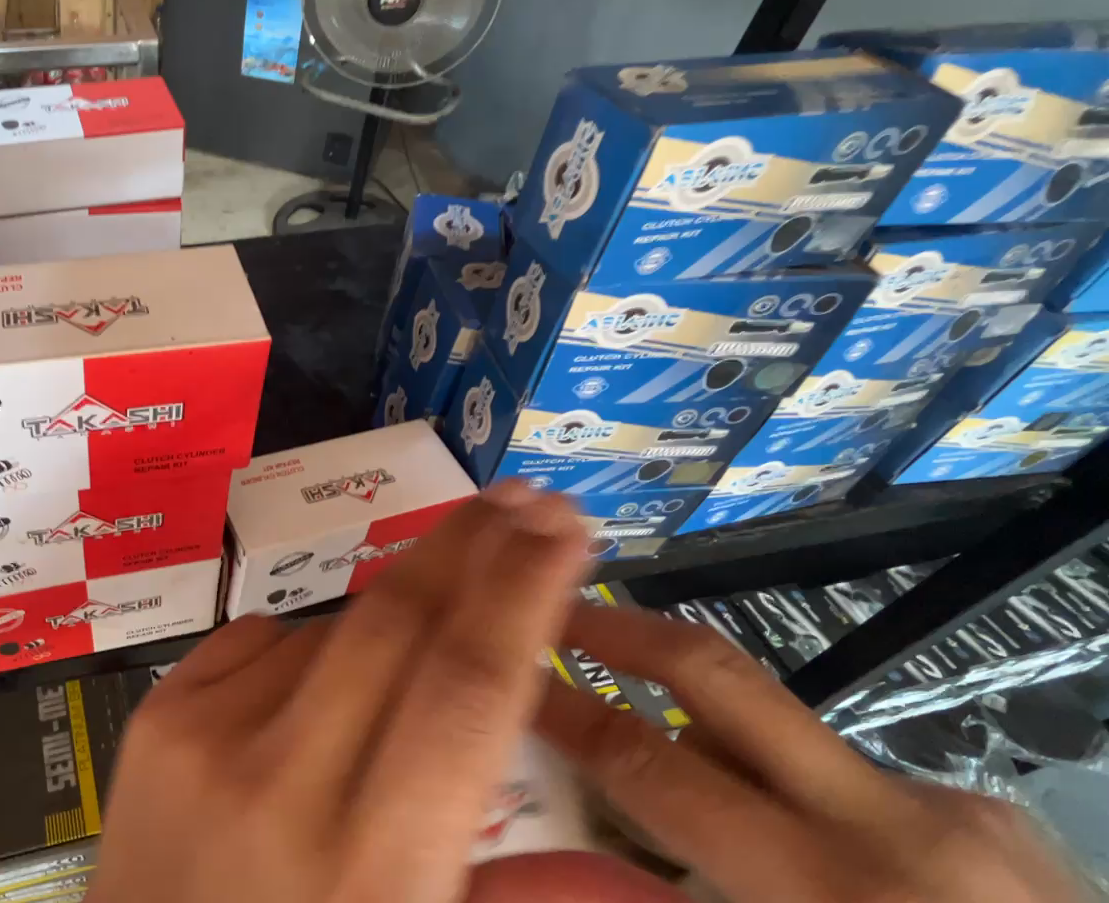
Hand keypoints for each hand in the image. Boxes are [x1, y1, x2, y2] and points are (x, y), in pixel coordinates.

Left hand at [87, 480, 687, 902]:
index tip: (559, 520)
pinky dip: (305, 649)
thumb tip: (636, 872)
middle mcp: (285, 780)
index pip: (469, 685)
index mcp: (378, 862)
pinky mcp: (157, 715)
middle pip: (396, 622)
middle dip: (467, 547)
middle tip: (516, 503)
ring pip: (329, 629)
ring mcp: (205, 735)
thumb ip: (517, 895)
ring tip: (398, 672)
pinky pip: (258, 639)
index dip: (523, 590)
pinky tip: (311, 692)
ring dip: (383, 623)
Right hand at [537, 602, 1096, 902]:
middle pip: (716, 676)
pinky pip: (840, 777)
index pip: (650, 760)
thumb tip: (547, 860)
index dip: (560, 708)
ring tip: (678, 788)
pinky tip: (801, 853)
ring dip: (706, 740)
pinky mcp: (987, 812)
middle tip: (544, 612)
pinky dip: (788, 795)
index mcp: (830, 884)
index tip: (501, 674)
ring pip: (775, 735)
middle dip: (617, 629)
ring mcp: (950, 806)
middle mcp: (892, 822)